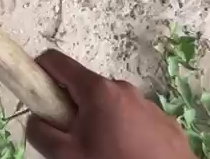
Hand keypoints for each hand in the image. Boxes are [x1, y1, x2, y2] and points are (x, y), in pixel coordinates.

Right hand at [27, 50, 194, 158]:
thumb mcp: (64, 156)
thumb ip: (39, 130)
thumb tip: (37, 118)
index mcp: (98, 89)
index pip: (55, 60)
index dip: (39, 72)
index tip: (38, 96)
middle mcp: (126, 90)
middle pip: (86, 87)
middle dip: (74, 106)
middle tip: (76, 138)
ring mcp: (153, 109)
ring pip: (113, 106)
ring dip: (103, 121)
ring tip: (108, 152)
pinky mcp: (173, 129)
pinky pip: (139, 122)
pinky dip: (129, 133)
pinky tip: (132, 158)